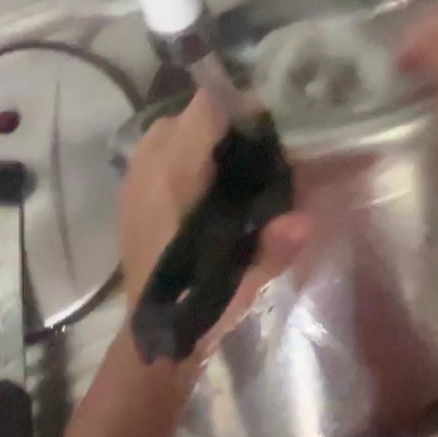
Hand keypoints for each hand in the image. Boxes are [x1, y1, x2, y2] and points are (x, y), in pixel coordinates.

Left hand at [119, 90, 311, 361]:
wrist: (153, 334)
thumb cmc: (200, 300)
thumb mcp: (246, 277)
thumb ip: (276, 245)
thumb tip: (305, 219)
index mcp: (174, 175)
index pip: (207, 105)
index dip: (245, 103)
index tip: (276, 118)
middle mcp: (150, 163)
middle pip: (196, 109)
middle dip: (231, 120)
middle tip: (266, 145)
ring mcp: (135, 172)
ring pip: (178, 124)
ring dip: (209, 133)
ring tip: (240, 159)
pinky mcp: (131, 185)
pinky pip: (163, 144)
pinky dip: (189, 147)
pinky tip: (213, 175)